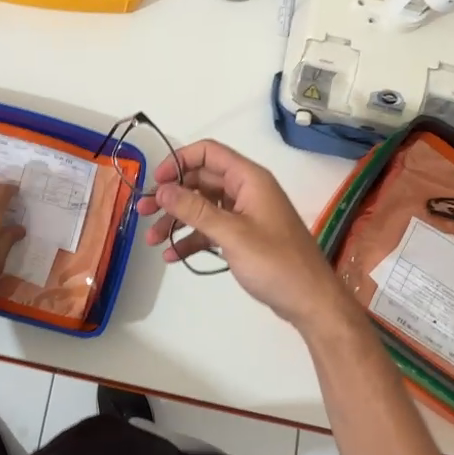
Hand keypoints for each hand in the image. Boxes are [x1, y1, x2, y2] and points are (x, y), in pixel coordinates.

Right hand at [138, 139, 353, 332]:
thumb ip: (195, 209)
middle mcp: (246, 191)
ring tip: (152, 240)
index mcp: (249, 179)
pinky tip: (172, 256)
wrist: (311, 301)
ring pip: (201, 207)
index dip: (179, 162)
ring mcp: (245, 214)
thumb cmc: (276, 263)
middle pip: (200, 181)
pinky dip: (191, 239)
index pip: (208, 153)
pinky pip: (210, 229)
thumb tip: (161, 189)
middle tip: (143, 212)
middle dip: (171, 196)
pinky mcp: (243, 237)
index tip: (156, 182)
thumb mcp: (232, 234)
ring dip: (176, 220)